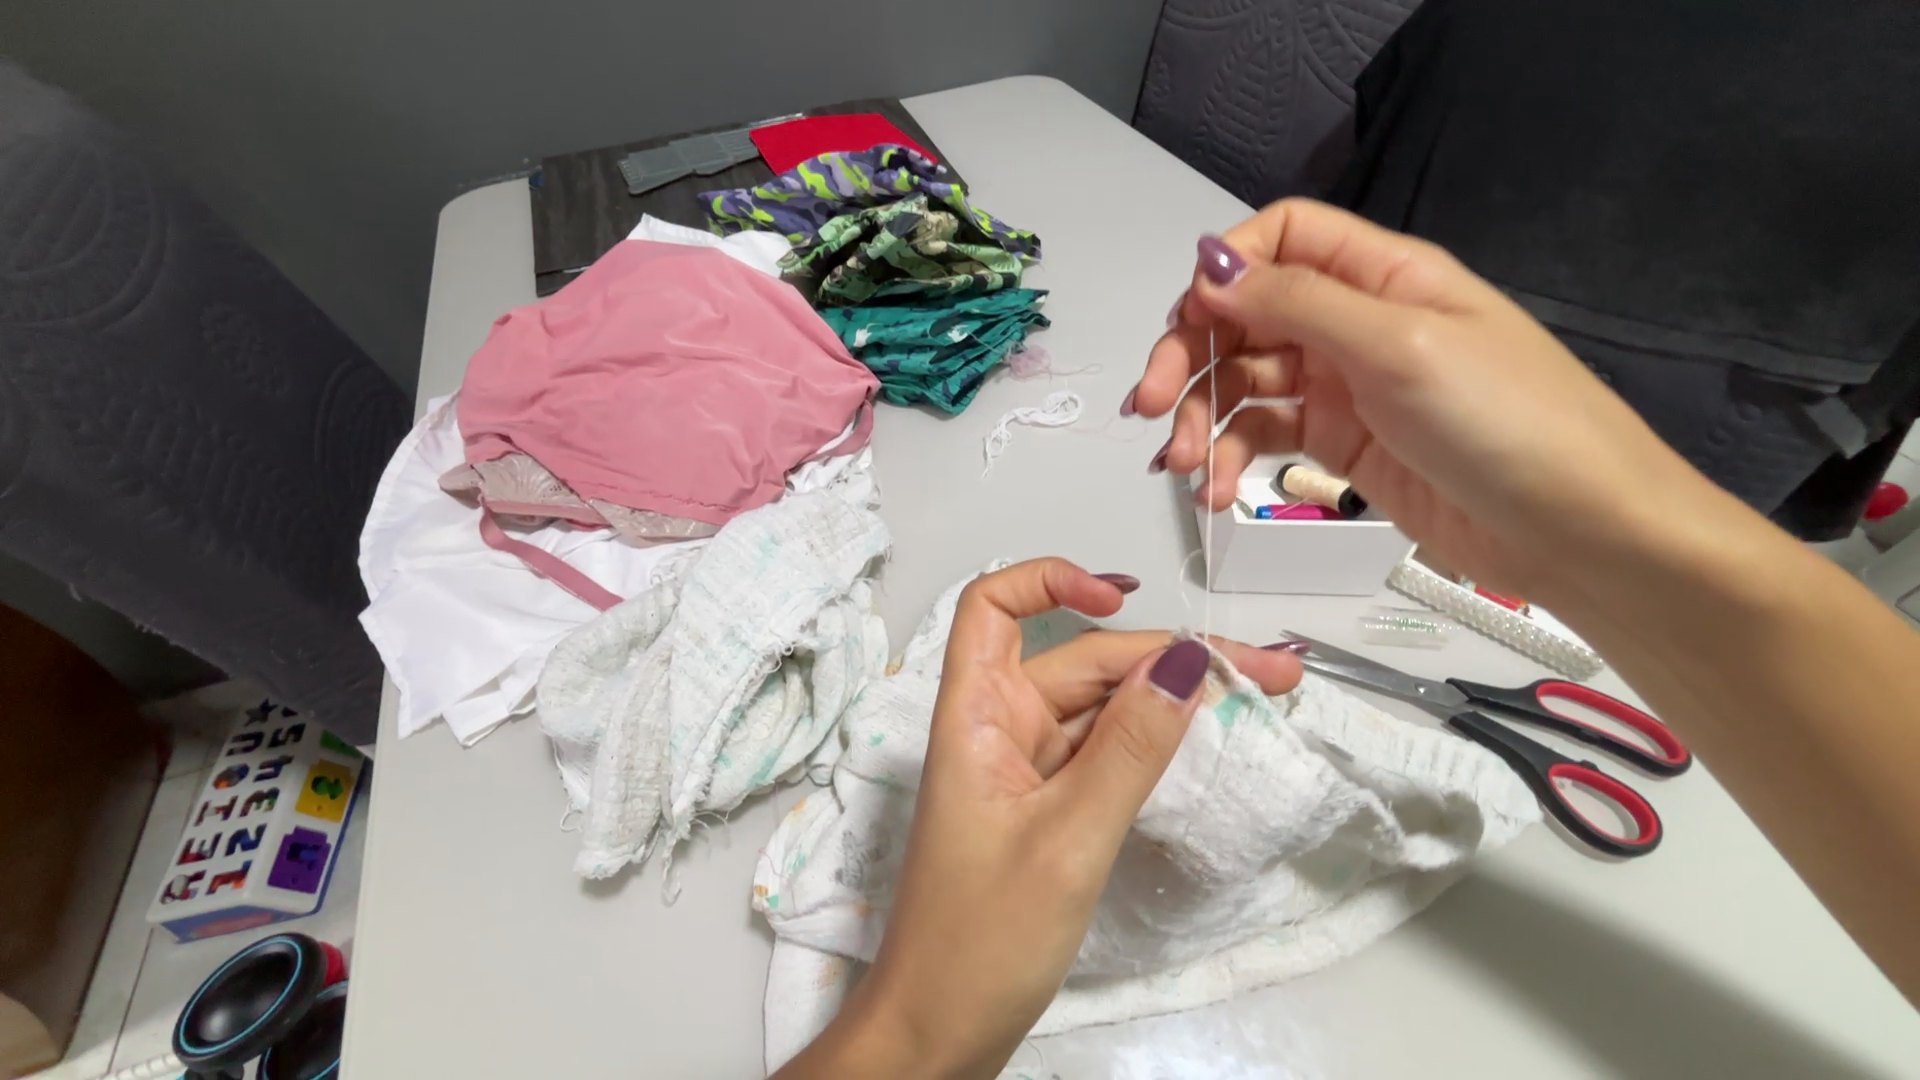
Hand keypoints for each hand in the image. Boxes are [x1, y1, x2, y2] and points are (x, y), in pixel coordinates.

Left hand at [774, 559, 1302, 1078]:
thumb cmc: (985, 937)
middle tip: (1268, 669)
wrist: (940, 1030)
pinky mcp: (1047, 800)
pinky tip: (1205, 734)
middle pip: (1080, 660)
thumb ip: (1130, 748)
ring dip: (1171, 696)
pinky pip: (1102, 749)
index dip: (1049, 581)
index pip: (992, 607)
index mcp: (976, 712)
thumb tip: (1186, 661)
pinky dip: (1151, 739)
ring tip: (1260, 691)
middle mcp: (999, 722)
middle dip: (1166, 656)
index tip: (1121, 597)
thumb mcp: (1069, 838)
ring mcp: (1026, 763)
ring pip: (1100, 705)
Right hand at [1134, 198, 1714, 595]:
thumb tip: (1209, 265)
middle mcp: (1349, 322)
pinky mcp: (1332, 442)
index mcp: (1378, 276)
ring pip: (1240, 382)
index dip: (1226, 268)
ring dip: (1199, 419)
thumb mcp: (1399, 347)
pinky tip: (1211, 490)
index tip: (1189, 318)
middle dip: (1188, 358)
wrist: (1571, 530)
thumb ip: (1299, 303)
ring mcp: (1338, 386)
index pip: (1281, 239)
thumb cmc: (1502, 421)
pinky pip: (1259, 435)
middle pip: (1243, 317)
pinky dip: (1227, 458)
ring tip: (1182, 467)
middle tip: (1146, 407)